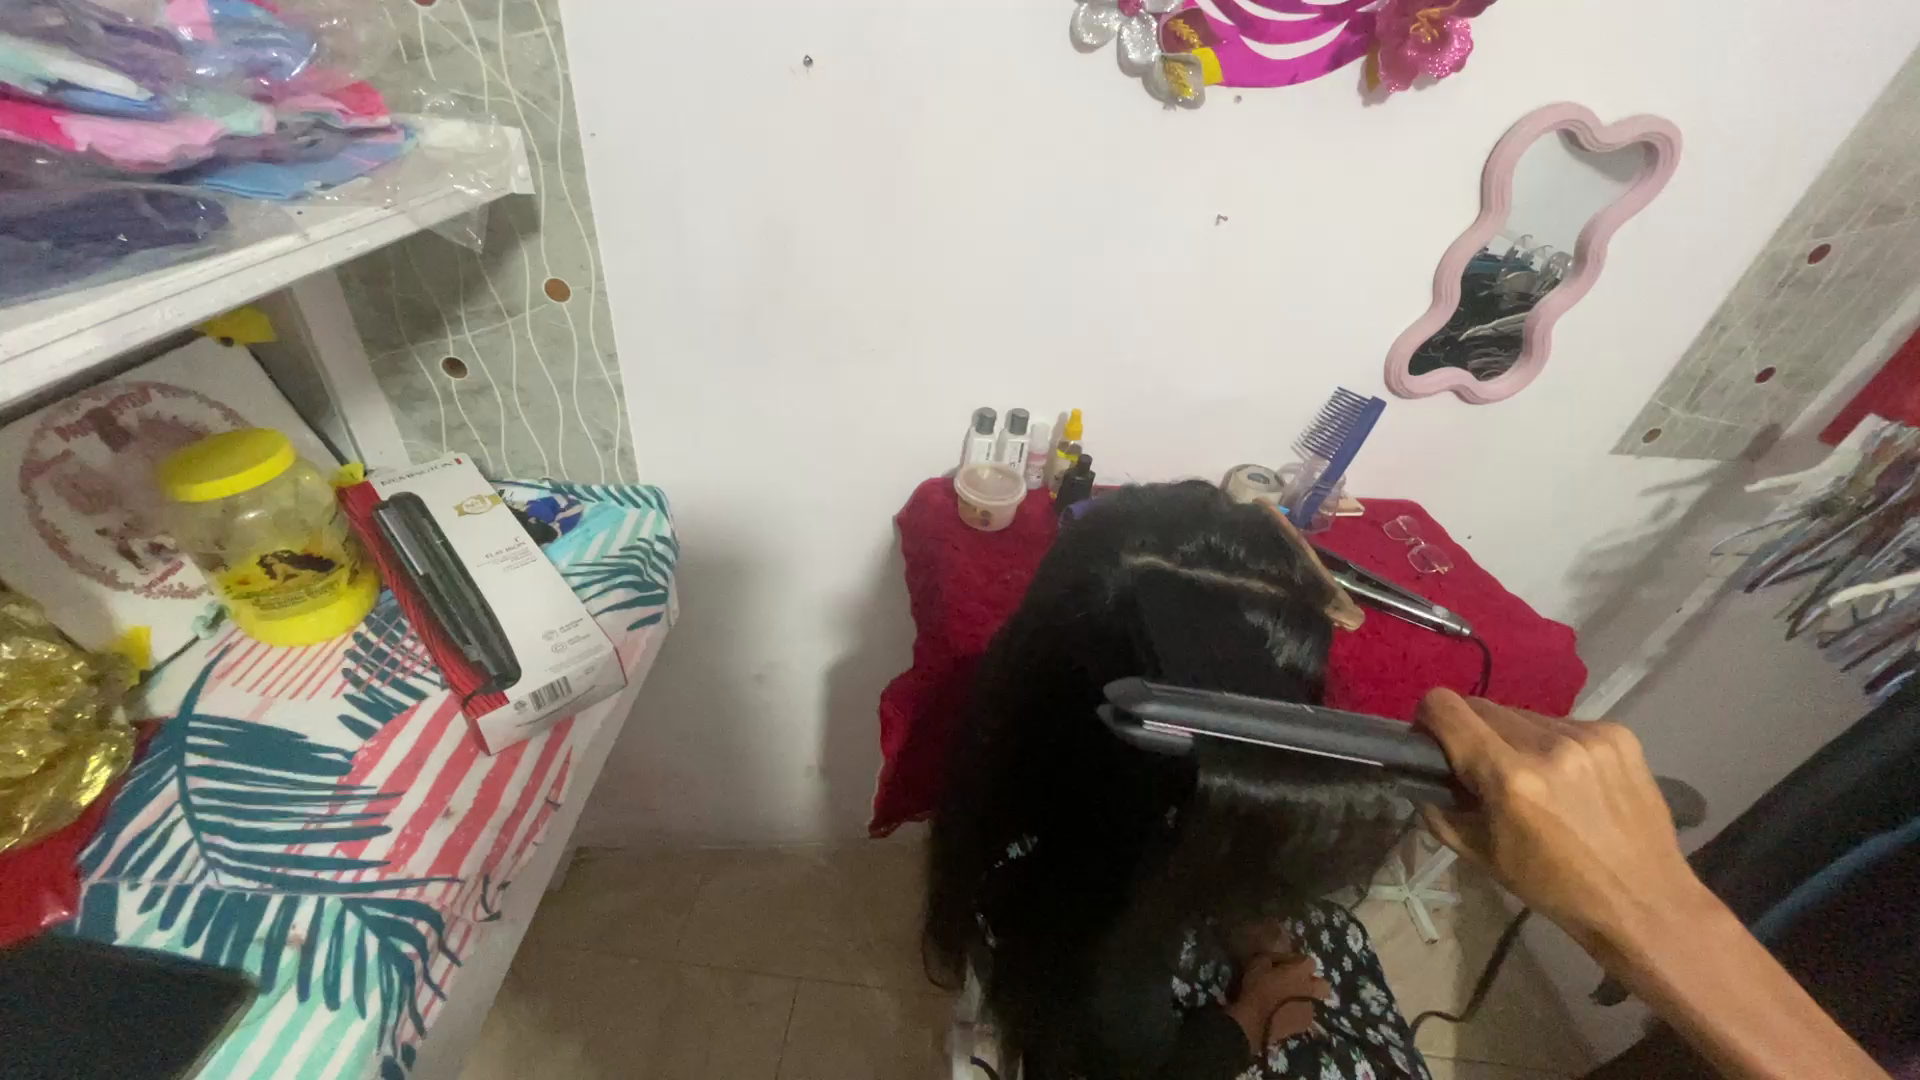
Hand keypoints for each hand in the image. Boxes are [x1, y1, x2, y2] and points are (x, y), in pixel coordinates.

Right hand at [1226, 952, 1327, 1052]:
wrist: (1255, 1020)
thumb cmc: (1256, 987)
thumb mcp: (1258, 962)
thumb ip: (1274, 958)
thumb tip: (1281, 960)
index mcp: (1300, 971)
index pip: (1310, 961)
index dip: (1298, 961)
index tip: (1287, 964)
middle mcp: (1310, 989)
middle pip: (1323, 985)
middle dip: (1314, 983)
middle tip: (1296, 983)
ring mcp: (1309, 1009)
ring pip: (1313, 1001)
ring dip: (1303, 998)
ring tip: (1286, 1001)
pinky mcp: (1304, 1025)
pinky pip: (1304, 1015)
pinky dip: (1297, 1012)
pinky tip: (1284, 1013)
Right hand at [1413, 689, 1711, 955]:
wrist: (1648, 904)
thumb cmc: (1552, 884)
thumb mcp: (1476, 851)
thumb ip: (1434, 803)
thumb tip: (1415, 769)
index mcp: (1508, 776)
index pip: (1444, 706)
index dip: (1427, 718)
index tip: (1433, 742)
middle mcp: (1548, 746)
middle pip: (1480, 706)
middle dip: (1470, 731)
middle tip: (1481, 766)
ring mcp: (1589, 738)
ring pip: (1519, 713)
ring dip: (1511, 736)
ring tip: (1531, 774)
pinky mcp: (1619, 736)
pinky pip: (1559, 721)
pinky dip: (1550, 741)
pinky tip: (1567, 775)